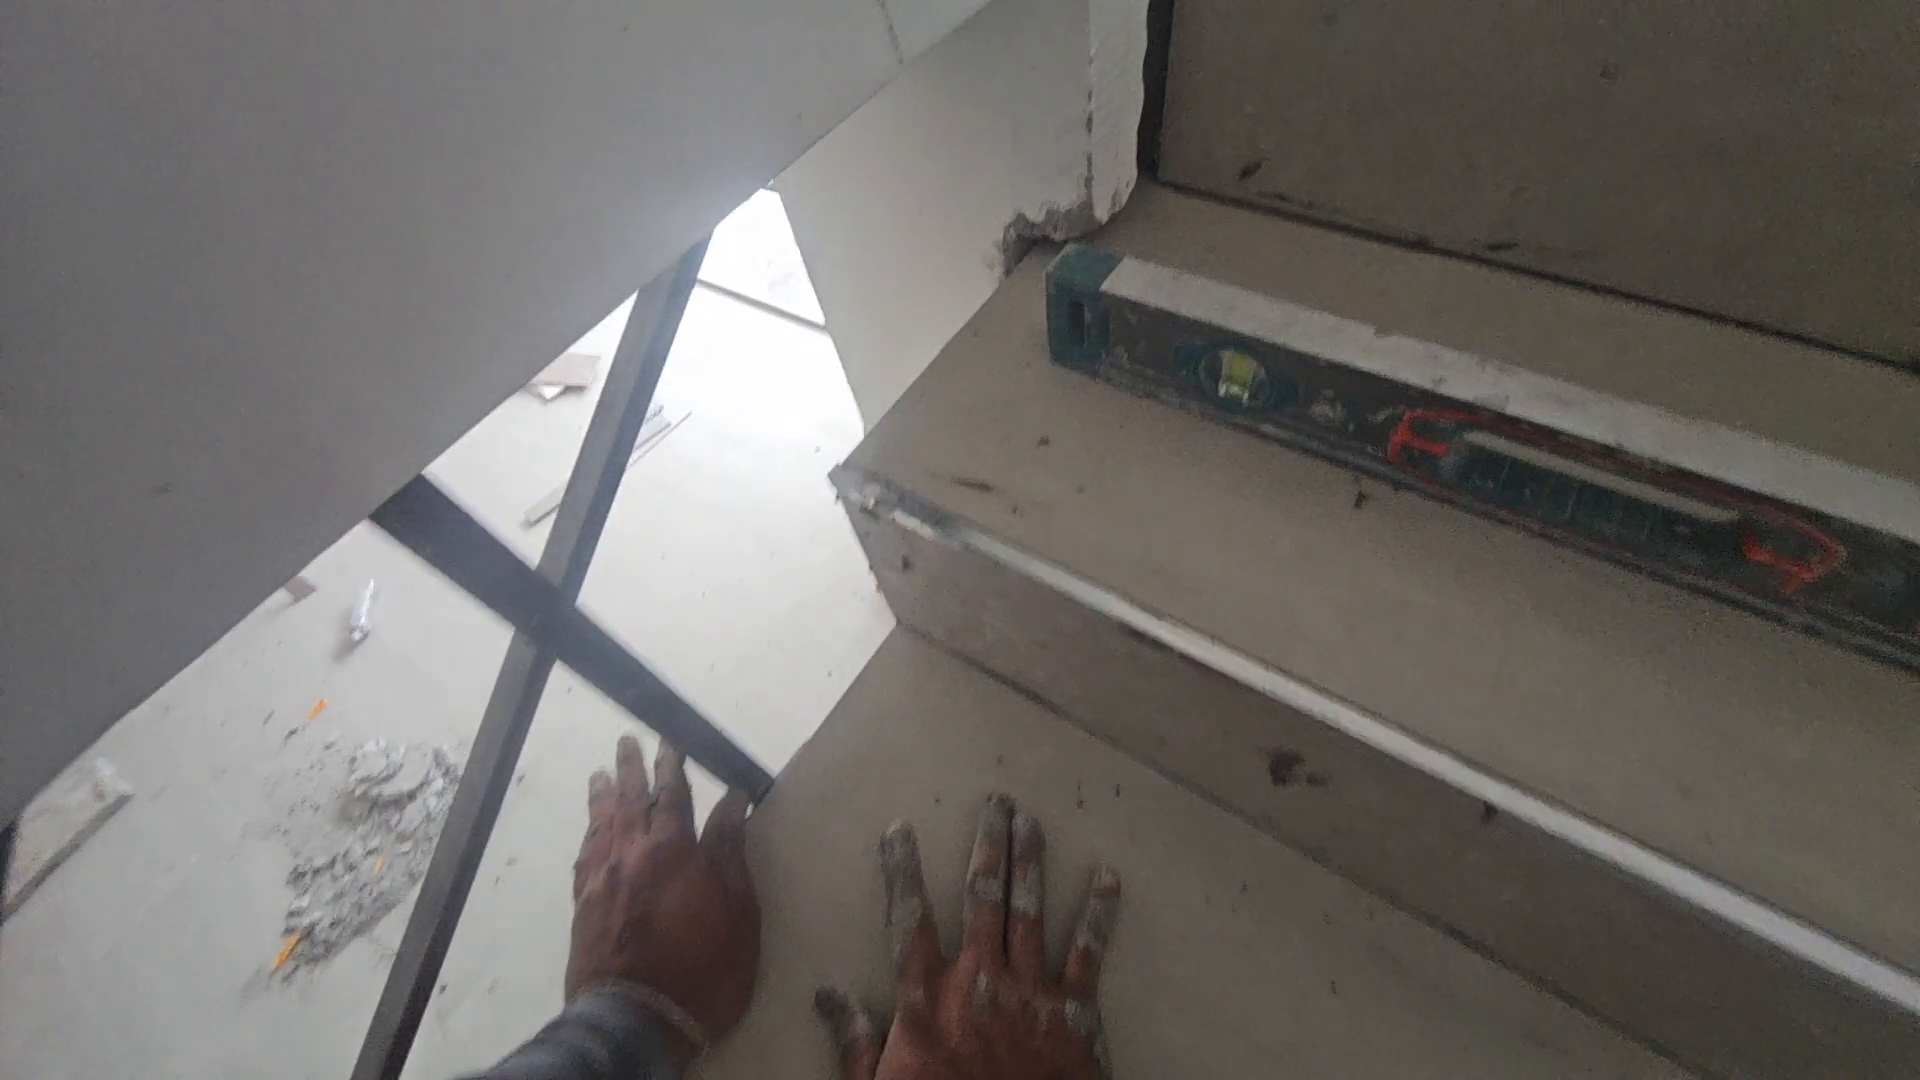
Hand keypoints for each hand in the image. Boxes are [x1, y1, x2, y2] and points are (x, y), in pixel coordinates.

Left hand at [566, 735, 759, 1061]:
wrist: (638, 1023)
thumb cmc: (704, 964)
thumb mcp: (737, 906)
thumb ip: (729, 848)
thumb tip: (733, 800)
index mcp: (672, 848)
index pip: (671, 792)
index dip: (671, 762)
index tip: (669, 738)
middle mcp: (631, 854)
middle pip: (628, 801)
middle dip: (630, 769)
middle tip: (625, 742)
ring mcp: (602, 881)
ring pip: (601, 826)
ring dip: (602, 796)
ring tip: (600, 774)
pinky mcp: (584, 909)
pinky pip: (584, 859)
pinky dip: (588, 837)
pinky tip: (590, 833)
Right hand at [815, 795, 1119, 1079]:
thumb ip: (855, 1045)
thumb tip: (826, 995)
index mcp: (928, 998)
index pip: (908, 918)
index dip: (902, 870)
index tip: (901, 830)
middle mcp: (978, 979)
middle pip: (981, 896)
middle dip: (989, 845)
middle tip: (997, 803)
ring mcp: (1029, 992)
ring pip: (1029, 910)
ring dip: (1030, 861)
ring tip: (1032, 822)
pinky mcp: (1073, 1014)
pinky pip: (1088, 955)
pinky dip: (1098, 915)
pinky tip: (1107, 880)